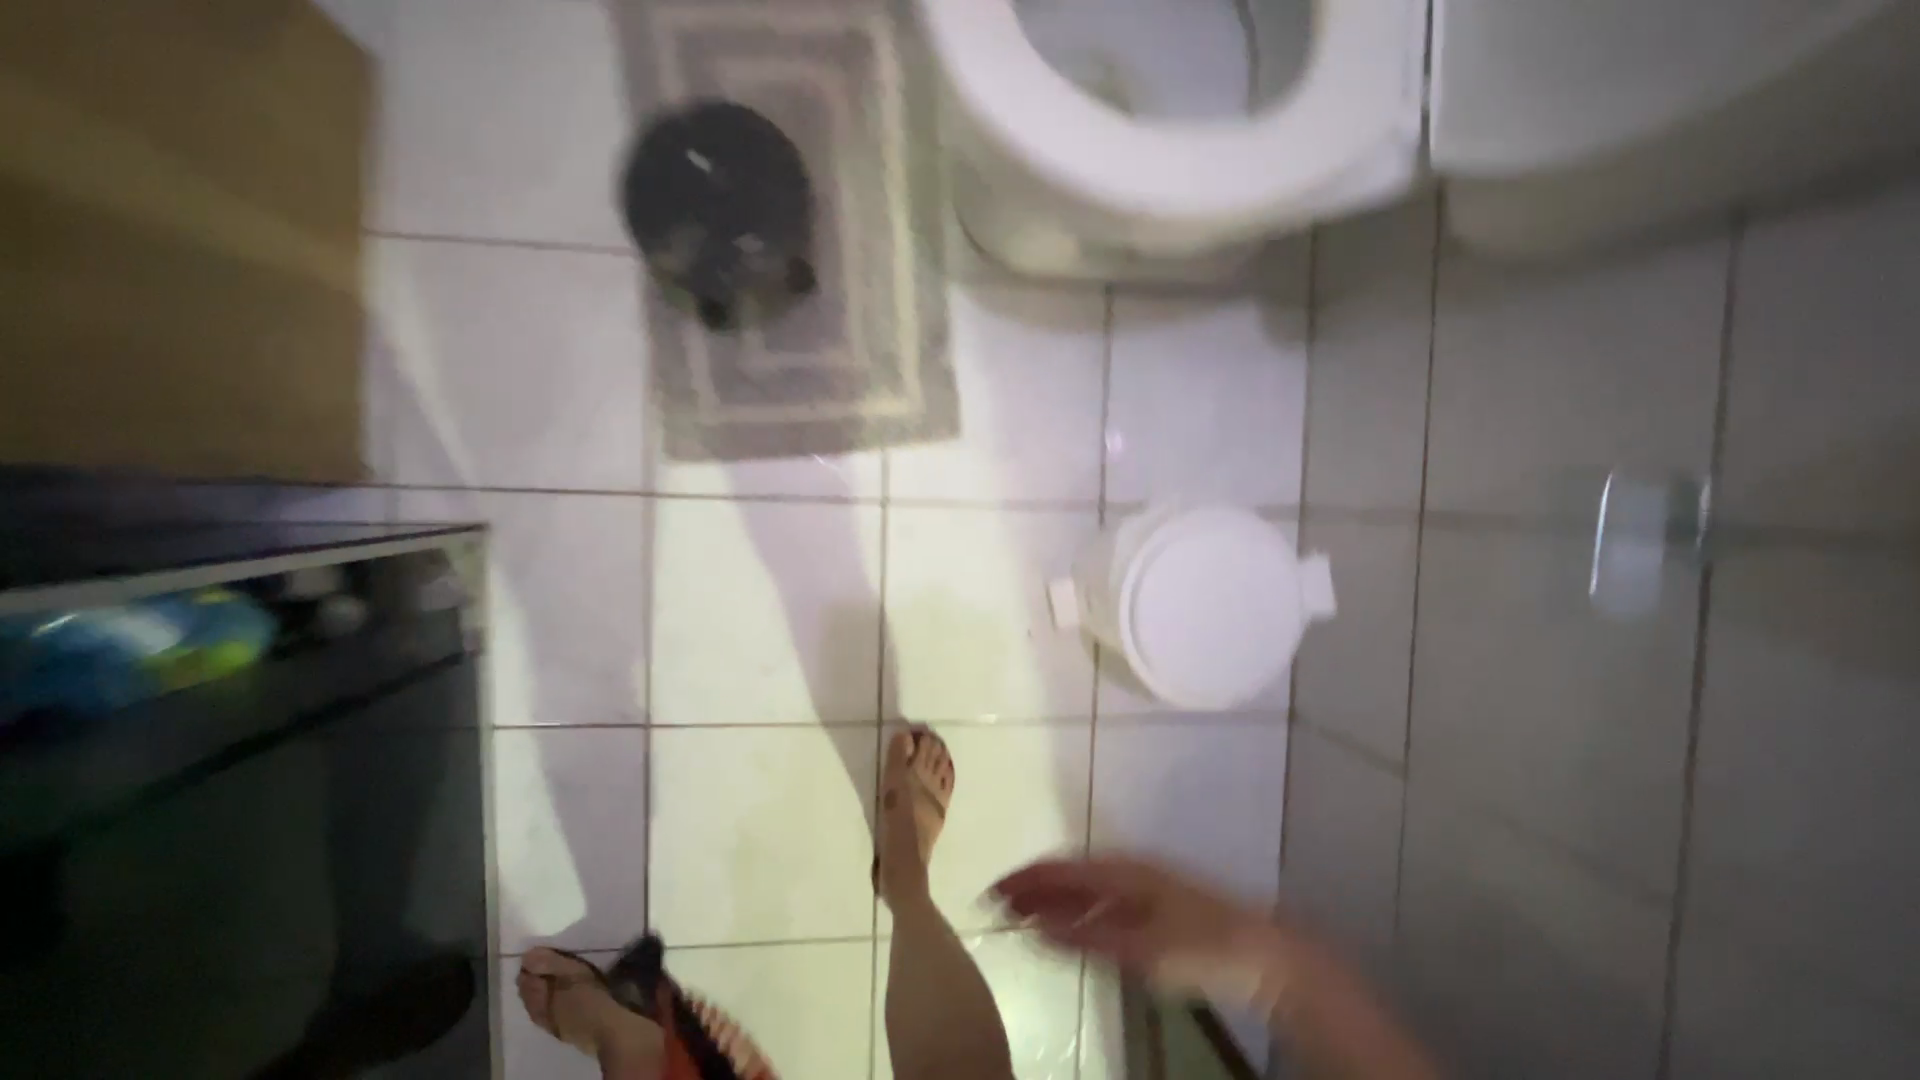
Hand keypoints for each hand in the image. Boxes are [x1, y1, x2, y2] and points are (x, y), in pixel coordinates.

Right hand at [990, 856, 1294, 1005]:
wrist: (1262, 953)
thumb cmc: (1201, 944)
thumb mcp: (1142, 946)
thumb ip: (1089, 936)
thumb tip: (1038, 925)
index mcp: (1124, 869)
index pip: (1062, 867)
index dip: (1026, 877)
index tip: (992, 889)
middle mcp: (1128, 869)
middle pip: (1070, 873)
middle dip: (1034, 887)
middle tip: (999, 903)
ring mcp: (1143, 886)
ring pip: (1086, 887)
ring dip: (1053, 899)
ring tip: (1023, 914)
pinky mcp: (1153, 905)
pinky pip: (1102, 901)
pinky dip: (1077, 911)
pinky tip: (1067, 928)